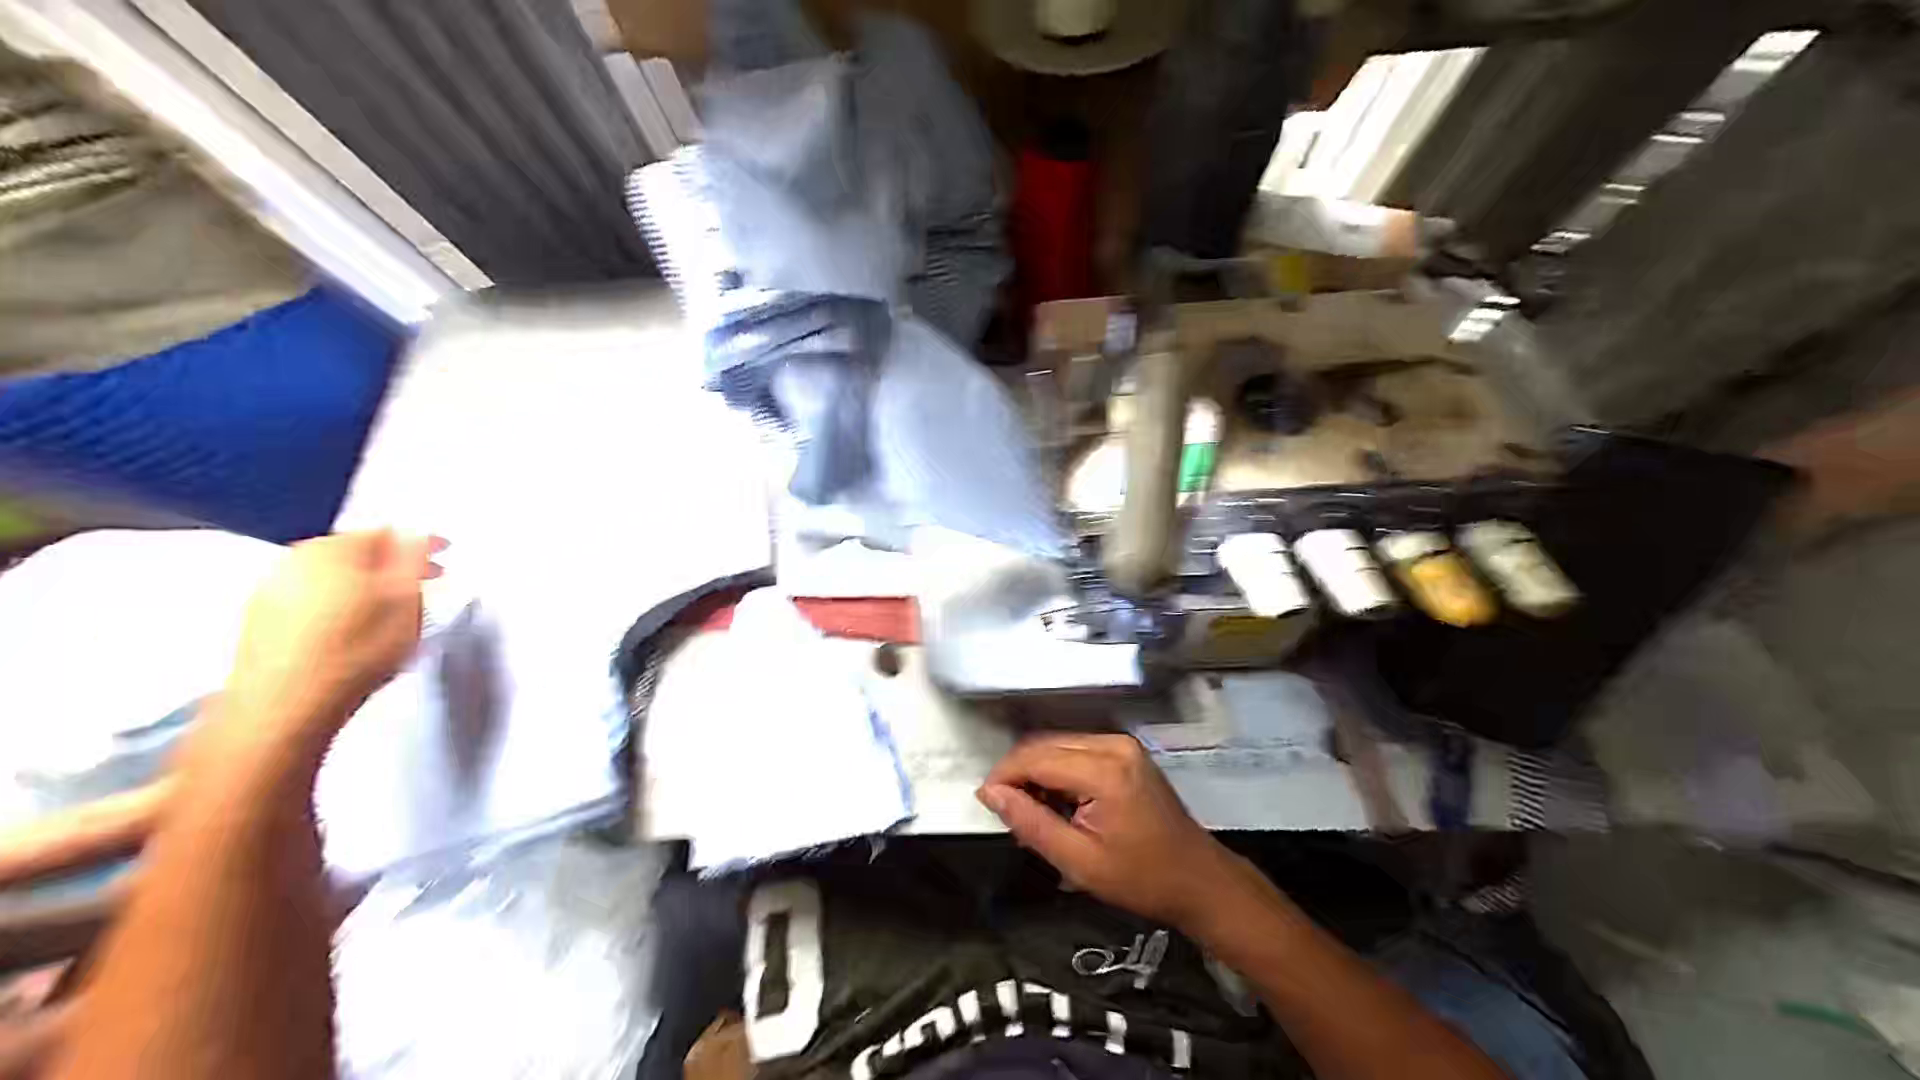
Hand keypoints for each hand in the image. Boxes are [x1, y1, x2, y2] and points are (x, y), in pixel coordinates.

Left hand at [218, 530, 441, 755]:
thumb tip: (413, 536)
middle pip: (356, 552)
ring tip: (395, 605)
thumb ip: (411, 560)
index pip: (387, 532)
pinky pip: (314, 597)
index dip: (420, 542)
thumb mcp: (405, 600)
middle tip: (426, 578)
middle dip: (392, 563)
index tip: (445, 553)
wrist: (285, 708)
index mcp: (331, 550)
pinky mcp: (260, 623)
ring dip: (366, 583)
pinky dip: (341, 602)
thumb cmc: (356, 651)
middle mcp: (293, 562)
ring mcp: (270, 592)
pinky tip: (357, 625)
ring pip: (333, 576)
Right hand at [977, 734, 1245, 928]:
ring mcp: (1122, 744)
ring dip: (1036, 770)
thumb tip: (991, 794)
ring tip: (1031, 809)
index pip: (1036, 757)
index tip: (986, 800)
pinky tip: (1057, 800)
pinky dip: (1057, 769)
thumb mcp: (1078, 862)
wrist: (1198, 879)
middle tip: (1006, 809)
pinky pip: (1076, 749)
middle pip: (1045, 744)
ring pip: (1058, 744)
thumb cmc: (1141, 878)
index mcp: (1104, 770)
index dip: (1004, 776)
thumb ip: (1030, 823)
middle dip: (1018, 772)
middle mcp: (1112, 745)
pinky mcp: (1125, 750)